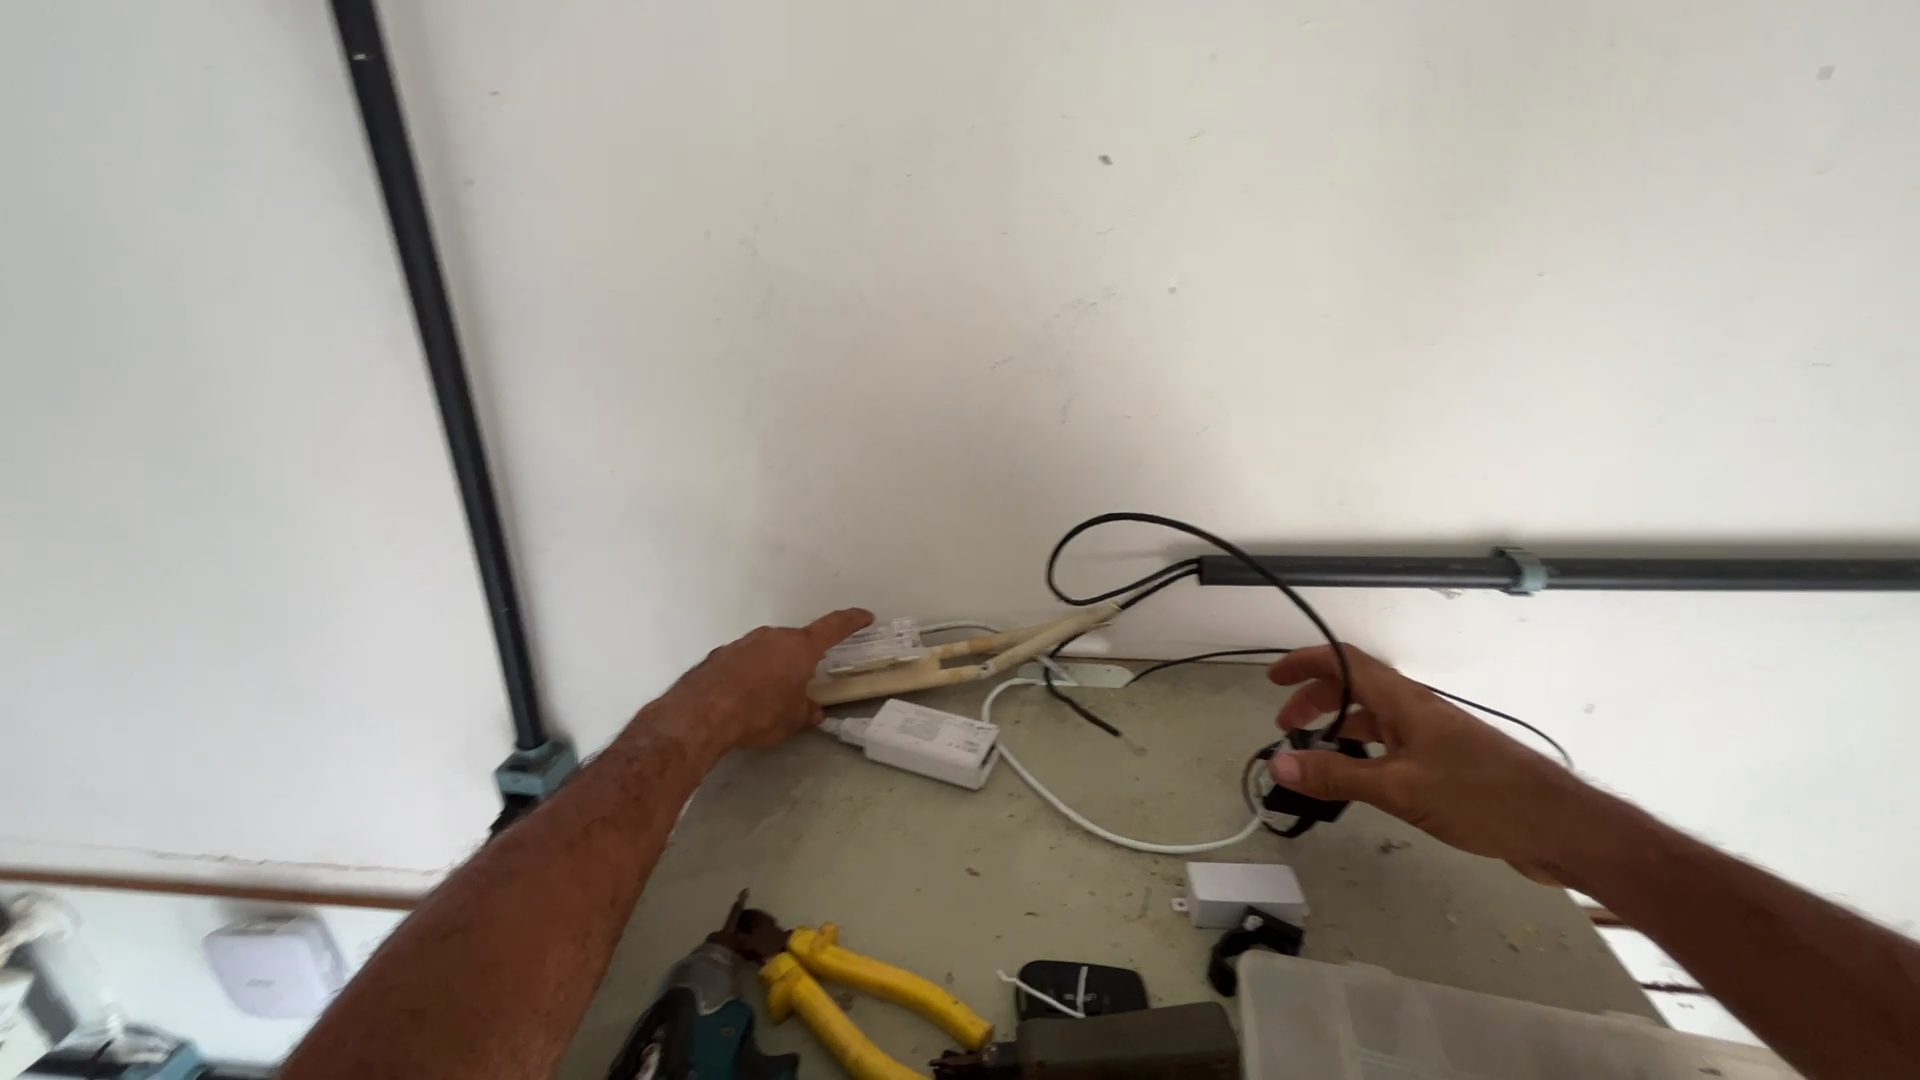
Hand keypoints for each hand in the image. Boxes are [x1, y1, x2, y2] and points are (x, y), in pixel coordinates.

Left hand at [661, 609, 872, 755]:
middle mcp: (774, 637)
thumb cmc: (759, 712)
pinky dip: (749, 674)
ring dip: (774, 667)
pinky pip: (745, 661)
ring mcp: (745, 643)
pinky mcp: (721, 655)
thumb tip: (813, 711)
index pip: (833, 627)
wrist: (702, 713)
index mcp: (800, 648)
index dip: (851, 621)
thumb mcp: (791, 720)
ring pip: (768, 651)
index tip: (864, 616)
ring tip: (769, 697)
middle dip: (802, 659)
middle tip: (804, 682)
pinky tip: (743, 697)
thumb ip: (806, 711)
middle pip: (796, 643)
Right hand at [1267, 644, 1594, 882]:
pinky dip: (1362, 752)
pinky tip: (1359, 779)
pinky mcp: (1447, 765)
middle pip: (1354, 687)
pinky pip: (1391, 745)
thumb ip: (1336, 775)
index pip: (1344, 660)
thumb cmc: (1480, 797)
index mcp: (1403, 701)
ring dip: (1337, 726)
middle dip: (1314, 698)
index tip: (1273, 678)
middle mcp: (1416, 710)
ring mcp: (1434, 737)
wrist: (1562, 829)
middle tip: (1286, 725)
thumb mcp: (1398, 788)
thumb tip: (1278, 764)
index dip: (1305, 661)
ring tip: (1314, 754)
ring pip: (1373, 718)